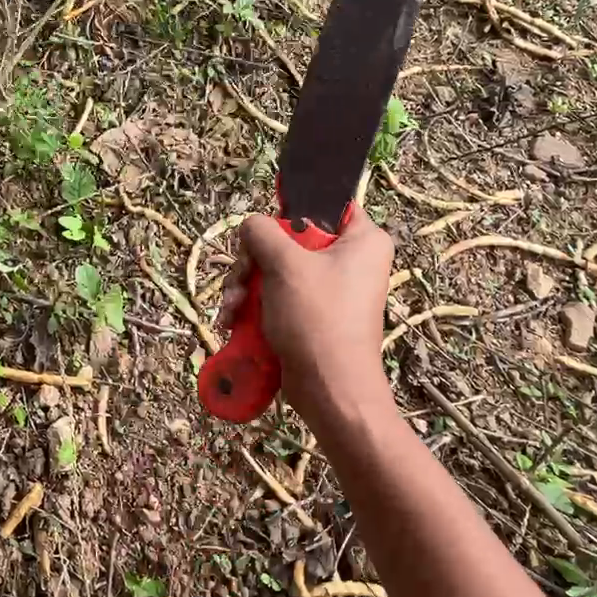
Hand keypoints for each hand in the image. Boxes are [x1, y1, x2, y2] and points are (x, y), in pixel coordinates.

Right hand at [215, 212, 394, 417]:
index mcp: (362, 241)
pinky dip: (252, 306)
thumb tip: (252, 227)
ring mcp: (328, 289)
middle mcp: (349, 261)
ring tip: (233, 307)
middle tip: (242, 278)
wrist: (329, 391)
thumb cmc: (317, 318)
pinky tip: (233, 320)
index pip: (326, 205)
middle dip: (254, 261)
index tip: (266, 230)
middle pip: (287, 239)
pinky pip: (275, 296)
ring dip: (245, 286)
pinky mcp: (310, 314)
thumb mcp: (285, 263)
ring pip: (274, 269)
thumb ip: (261, 231)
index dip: (291, 211)